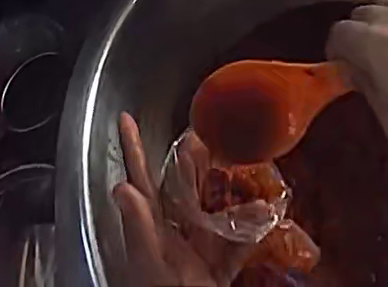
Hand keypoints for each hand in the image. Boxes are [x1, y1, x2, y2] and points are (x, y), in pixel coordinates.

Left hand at [113, 113, 254, 285]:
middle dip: (191, 157)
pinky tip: (267, 213)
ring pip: (208, 209)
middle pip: (180, 187)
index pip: (139, 180)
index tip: (124, 117)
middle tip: (202, 129)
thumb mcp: (152, 269)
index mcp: (149, 231)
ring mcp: (192, 255)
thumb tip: (121, 188)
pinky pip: (232, 245)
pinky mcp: (213, 274)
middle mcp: (169, 236)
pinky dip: (249, 230)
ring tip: (237, 160)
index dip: (132, 149)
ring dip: (223, 186)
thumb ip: (139, 230)